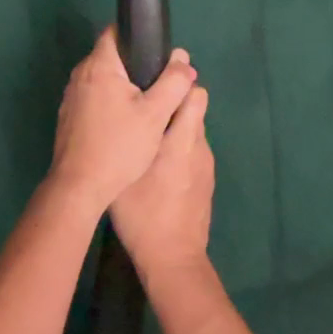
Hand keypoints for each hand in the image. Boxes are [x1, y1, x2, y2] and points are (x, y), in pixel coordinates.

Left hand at [48, 28, 197, 211]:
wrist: (79, 186)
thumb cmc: (119, 146)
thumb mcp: (155, 114)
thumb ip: (173, 83)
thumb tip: (183, 61)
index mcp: (99, 65)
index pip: (116, 32)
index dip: (138, 37)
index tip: (157, 54)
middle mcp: (80, 74)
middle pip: (111, 57)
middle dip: (136, 66)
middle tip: (160, 85)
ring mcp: (71, 96)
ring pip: (103, 79)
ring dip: (123, 86)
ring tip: (146, 106)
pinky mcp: (68, 115)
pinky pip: (93, 97)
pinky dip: (110, 102)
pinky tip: (124, 124)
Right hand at [111, 80, 212, 281]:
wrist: (173, 259)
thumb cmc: (143, 213)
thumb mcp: (127, 173)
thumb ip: (133, 138)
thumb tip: (130, 110)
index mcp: (182, 141)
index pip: (194, 94)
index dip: (180, 80)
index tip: (158, 73)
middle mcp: (199, 147)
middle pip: (194, 108)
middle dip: (175, 99)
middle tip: (146, 102)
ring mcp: (205, 165)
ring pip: (193, 129)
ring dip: (175, 124)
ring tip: (146, 131)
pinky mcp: (205, 181)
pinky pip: (193, 150)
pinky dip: (179, 146)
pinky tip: (158, 161)